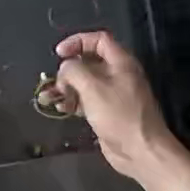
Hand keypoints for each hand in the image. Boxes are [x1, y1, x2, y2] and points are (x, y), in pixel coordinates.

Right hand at [49, 31, 180, 180]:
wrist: (140, 150)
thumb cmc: (119, 116)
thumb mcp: (93, 88)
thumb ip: (75, 71)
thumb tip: (66, 68)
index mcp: (121, 63)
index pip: (99, 40)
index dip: (78, 41)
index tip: (59, 53)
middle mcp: (118, 75)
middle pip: (89, 62)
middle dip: (69, 70)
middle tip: (57, 83)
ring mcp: (113, 95)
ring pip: (85, 84)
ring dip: (66, 88)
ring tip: (48, 98)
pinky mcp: (107, 113)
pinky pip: (86, 101)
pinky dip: (72, 102)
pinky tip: (60, 109)